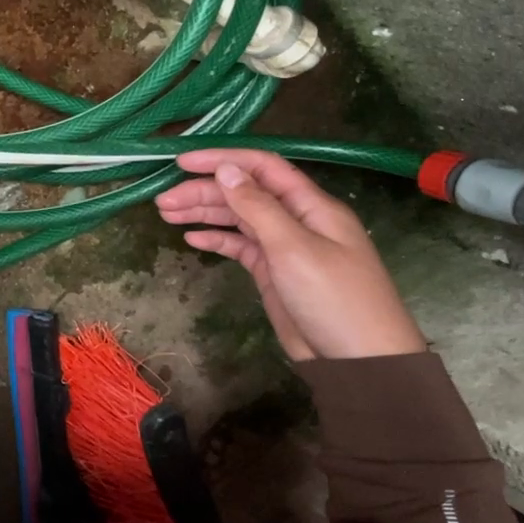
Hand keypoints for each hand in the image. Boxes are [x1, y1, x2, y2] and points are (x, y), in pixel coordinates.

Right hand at [155, 149, 425, 361]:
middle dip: (202, 191)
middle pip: (243, 193)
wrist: (360, 361)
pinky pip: (239, 245)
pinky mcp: (273, 270)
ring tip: (166, 214)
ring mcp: (284, 245)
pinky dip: (215, 239)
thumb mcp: (294, 248)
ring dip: (203, 212)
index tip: (181, 162)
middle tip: (163, 201)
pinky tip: (192, 239)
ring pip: (237, 217)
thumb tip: (227, 169)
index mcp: (311, 207)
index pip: (262, 168)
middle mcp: (297, 220)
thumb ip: (258, 207)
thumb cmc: (334, 299)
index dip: (222, 160)